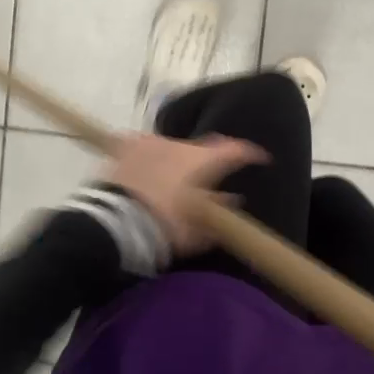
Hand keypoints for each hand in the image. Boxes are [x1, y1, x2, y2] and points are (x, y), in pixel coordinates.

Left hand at [103, 132, 266, 255]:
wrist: (113, 223)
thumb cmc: (162, 228)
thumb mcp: (196, 231)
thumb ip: (218, 213)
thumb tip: (232, 199)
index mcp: (200, 161)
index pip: (233, 150)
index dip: (249, 153)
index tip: (260, 157)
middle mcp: (178, 145)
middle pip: (201, 149)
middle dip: (205, 163)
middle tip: (207, 180)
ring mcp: (150, 143)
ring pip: (173, 148)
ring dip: (177, 161)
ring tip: (173, 180)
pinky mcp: (127, 147)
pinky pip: (147, 148)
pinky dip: (152, 159)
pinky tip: (149, 171)